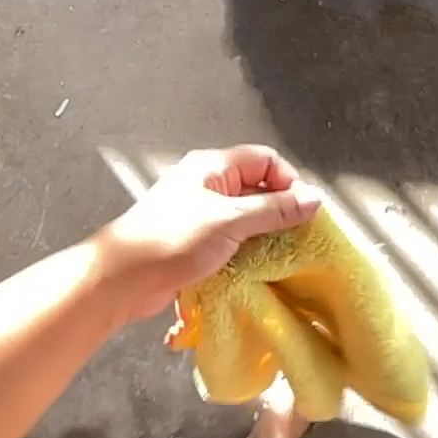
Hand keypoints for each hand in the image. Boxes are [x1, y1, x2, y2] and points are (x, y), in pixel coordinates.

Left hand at [94, 145, 322, 323]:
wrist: (124, 278)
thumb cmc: (173, 240)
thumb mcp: (230, 221)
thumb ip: (273, 210)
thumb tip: (314, 198)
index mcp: (211, 167)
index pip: (264, 160)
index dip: (288, 181)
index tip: (304, 211)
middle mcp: (205, 184)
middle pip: (255, 188)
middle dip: (278, 210)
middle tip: (298, 237)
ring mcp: (198, 213)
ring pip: (243, 217)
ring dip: (263, 234)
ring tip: (281, 255)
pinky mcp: (193, 241)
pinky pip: (230, 239)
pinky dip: (245, 250)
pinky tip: (257, 267)